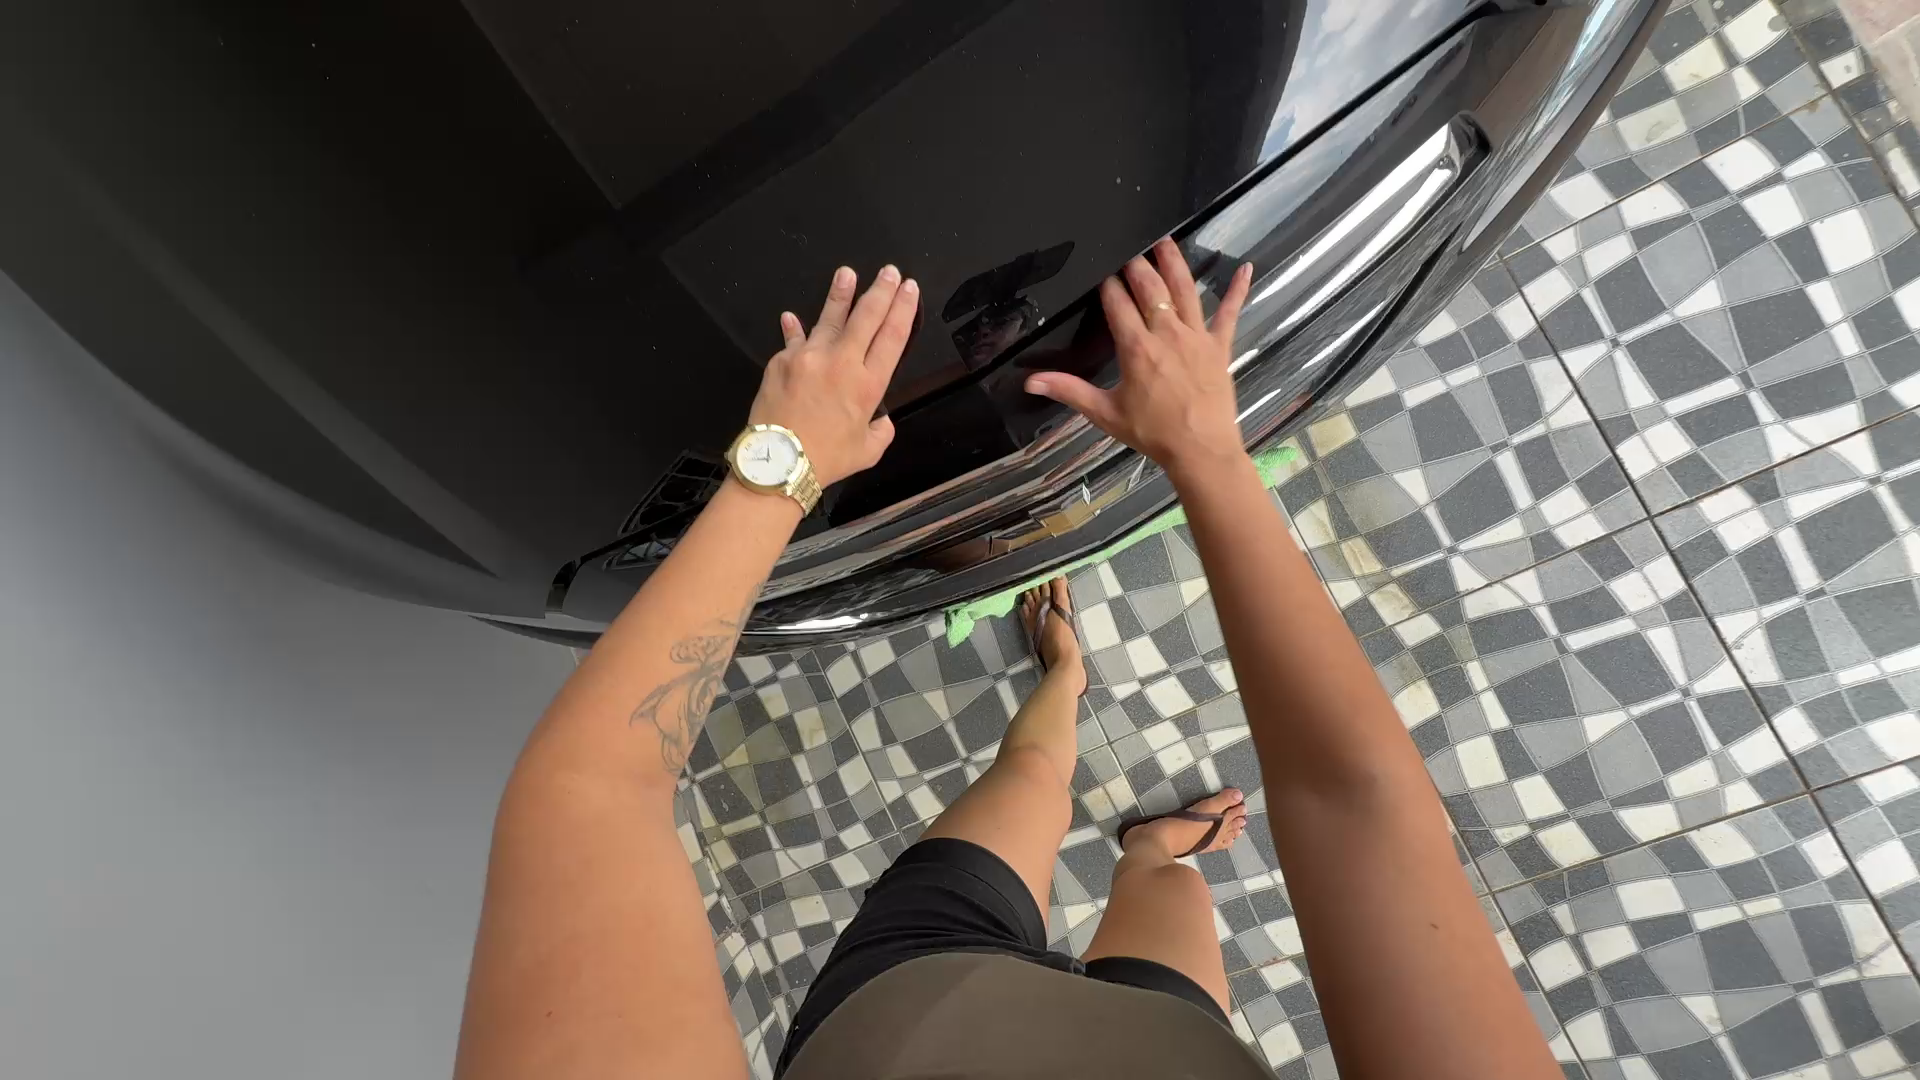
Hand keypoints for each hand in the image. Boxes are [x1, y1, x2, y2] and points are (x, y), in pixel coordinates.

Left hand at [749, 264, 918, 486]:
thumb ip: (881, 430)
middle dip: (881, 291)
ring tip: (847, 274)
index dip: (903, 309)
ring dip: (841, 294)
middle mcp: (841, 362)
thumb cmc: (827, 459)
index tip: (909, 289)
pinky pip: (793, 340)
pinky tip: (791, 317)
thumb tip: (881, 418)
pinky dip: (794, 329)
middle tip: (889, 271)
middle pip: (866, 317)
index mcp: (868, 385)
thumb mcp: (868, 451)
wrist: (778, 462)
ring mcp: (809, 357)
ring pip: (830, 317)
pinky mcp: (781, 361)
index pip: (892, 336)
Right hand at [1024, 238, 1251, 477]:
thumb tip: (1031, 382)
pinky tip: (1246, 268)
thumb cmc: (1152, 433)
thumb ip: (1069, 391)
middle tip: (1129, 247)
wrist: (1200, 449)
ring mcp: (1196, 336)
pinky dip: (1238, 289)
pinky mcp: (1219, 346)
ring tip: (1164, 240)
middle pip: (1150, 288)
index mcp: (1137, 348)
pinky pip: (1230, 312)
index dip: (1108, 284)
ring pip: (1185, 289)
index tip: (1102, 270)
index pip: (1118, 304)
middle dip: (1137, 265)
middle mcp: (1167, 333)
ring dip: (1174, 262)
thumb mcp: (1105, 413)